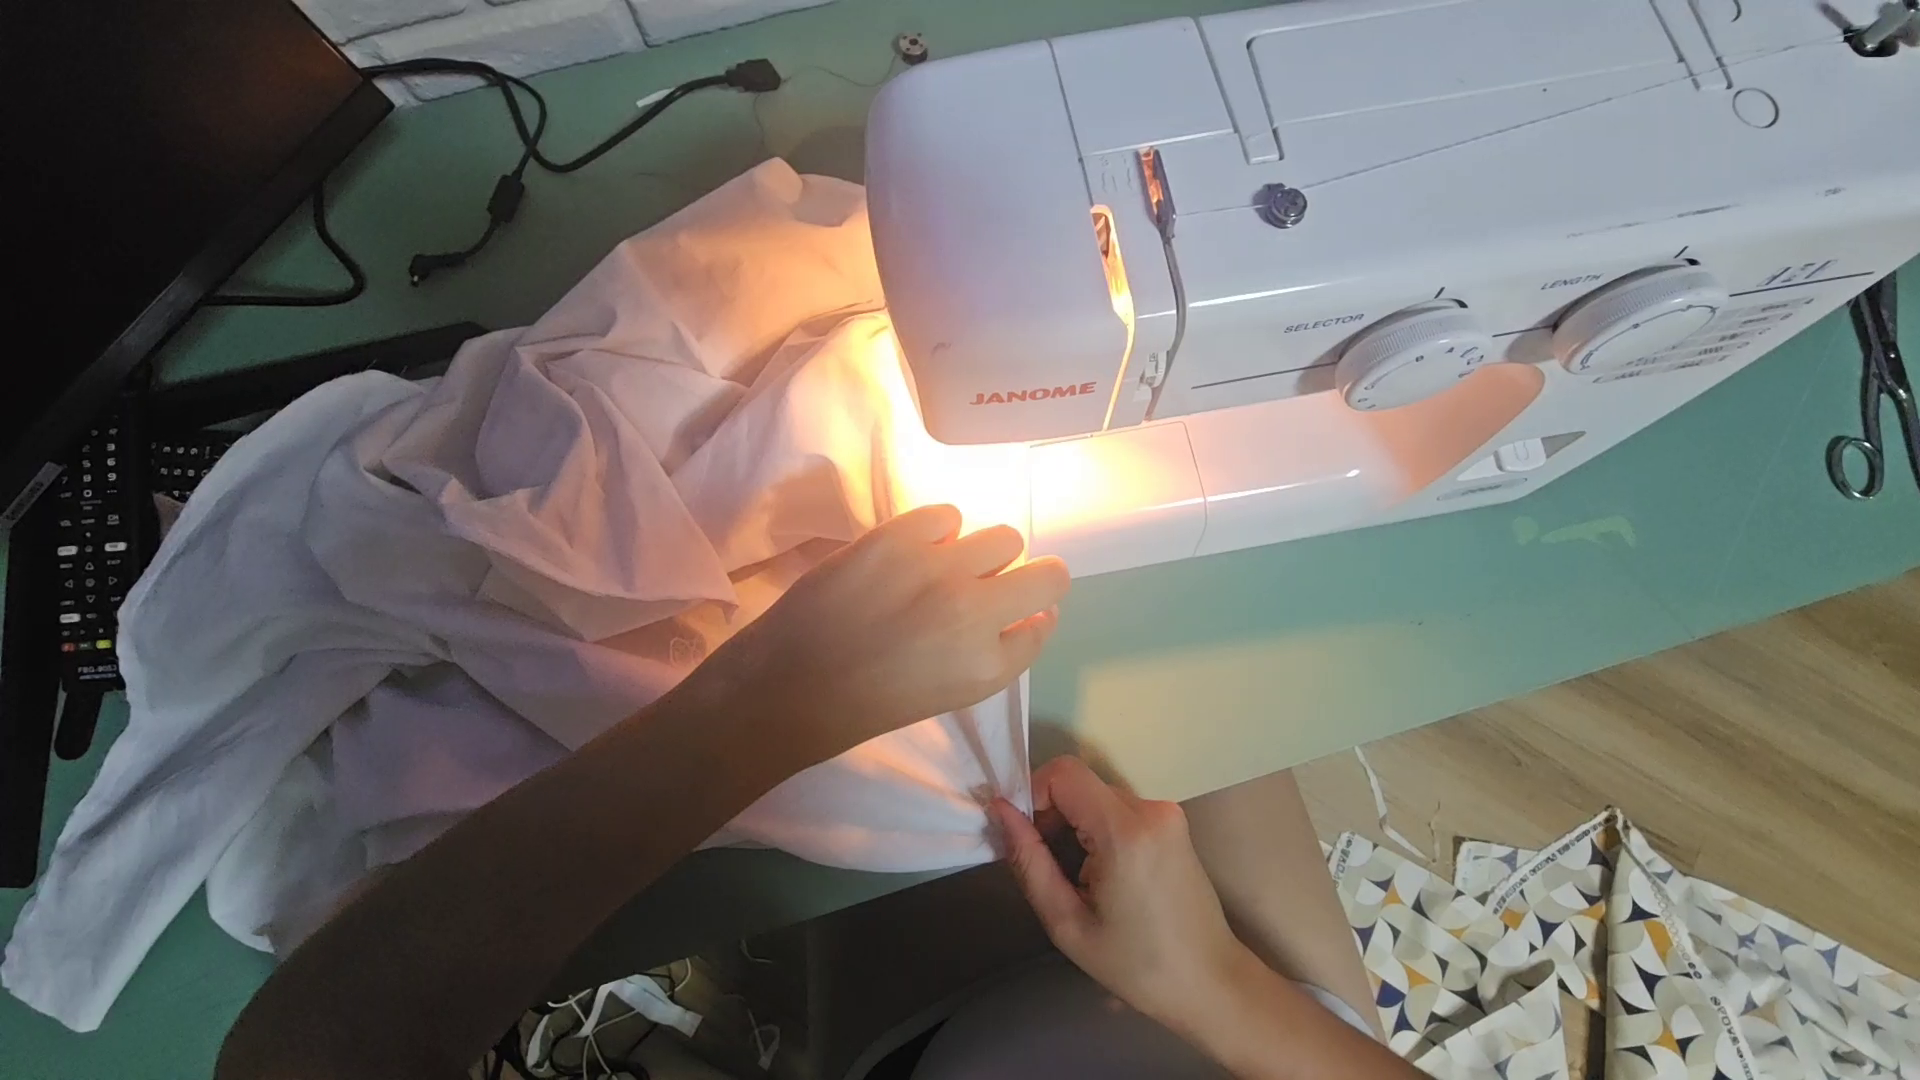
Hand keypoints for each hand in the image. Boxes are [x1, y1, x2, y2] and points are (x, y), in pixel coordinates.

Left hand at [692, 503, 1069, 761]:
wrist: (793, 682)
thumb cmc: (874, 700)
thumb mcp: (956, 692)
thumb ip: (1005, 652)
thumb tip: (1038, 610)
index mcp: (989, 663)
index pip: (1046, 618)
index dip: (1033, 610)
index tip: (1013, 611)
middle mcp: (976, 611)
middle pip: (1046, 573)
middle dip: (1021, 579)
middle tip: (978, 589)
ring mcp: (938, 568)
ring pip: (1002, 538)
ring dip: (981, 554)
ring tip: (941, 570)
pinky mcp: (898, 537)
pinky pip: (949, 514)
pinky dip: (938, 532)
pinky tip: (911, 553)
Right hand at [989, 757, 1259, 1041]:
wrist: (1212, 983)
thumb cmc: (1137, 965)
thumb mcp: (1067, 923)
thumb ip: (1028, 860)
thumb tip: (1000, 808)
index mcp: (1124, 831)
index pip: (1063, 772)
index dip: (1033, 793)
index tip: (1026, 835)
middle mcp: (1149, 808)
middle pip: (1079, 781)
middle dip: (1050, 811)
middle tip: (1044, 861)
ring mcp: (1166, 811)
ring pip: (1096, 793)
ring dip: (1074, 820)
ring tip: (1074, 871)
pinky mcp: (1172, 820)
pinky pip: (1118, 805)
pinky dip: (1097, 825)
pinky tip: (1100, 869)